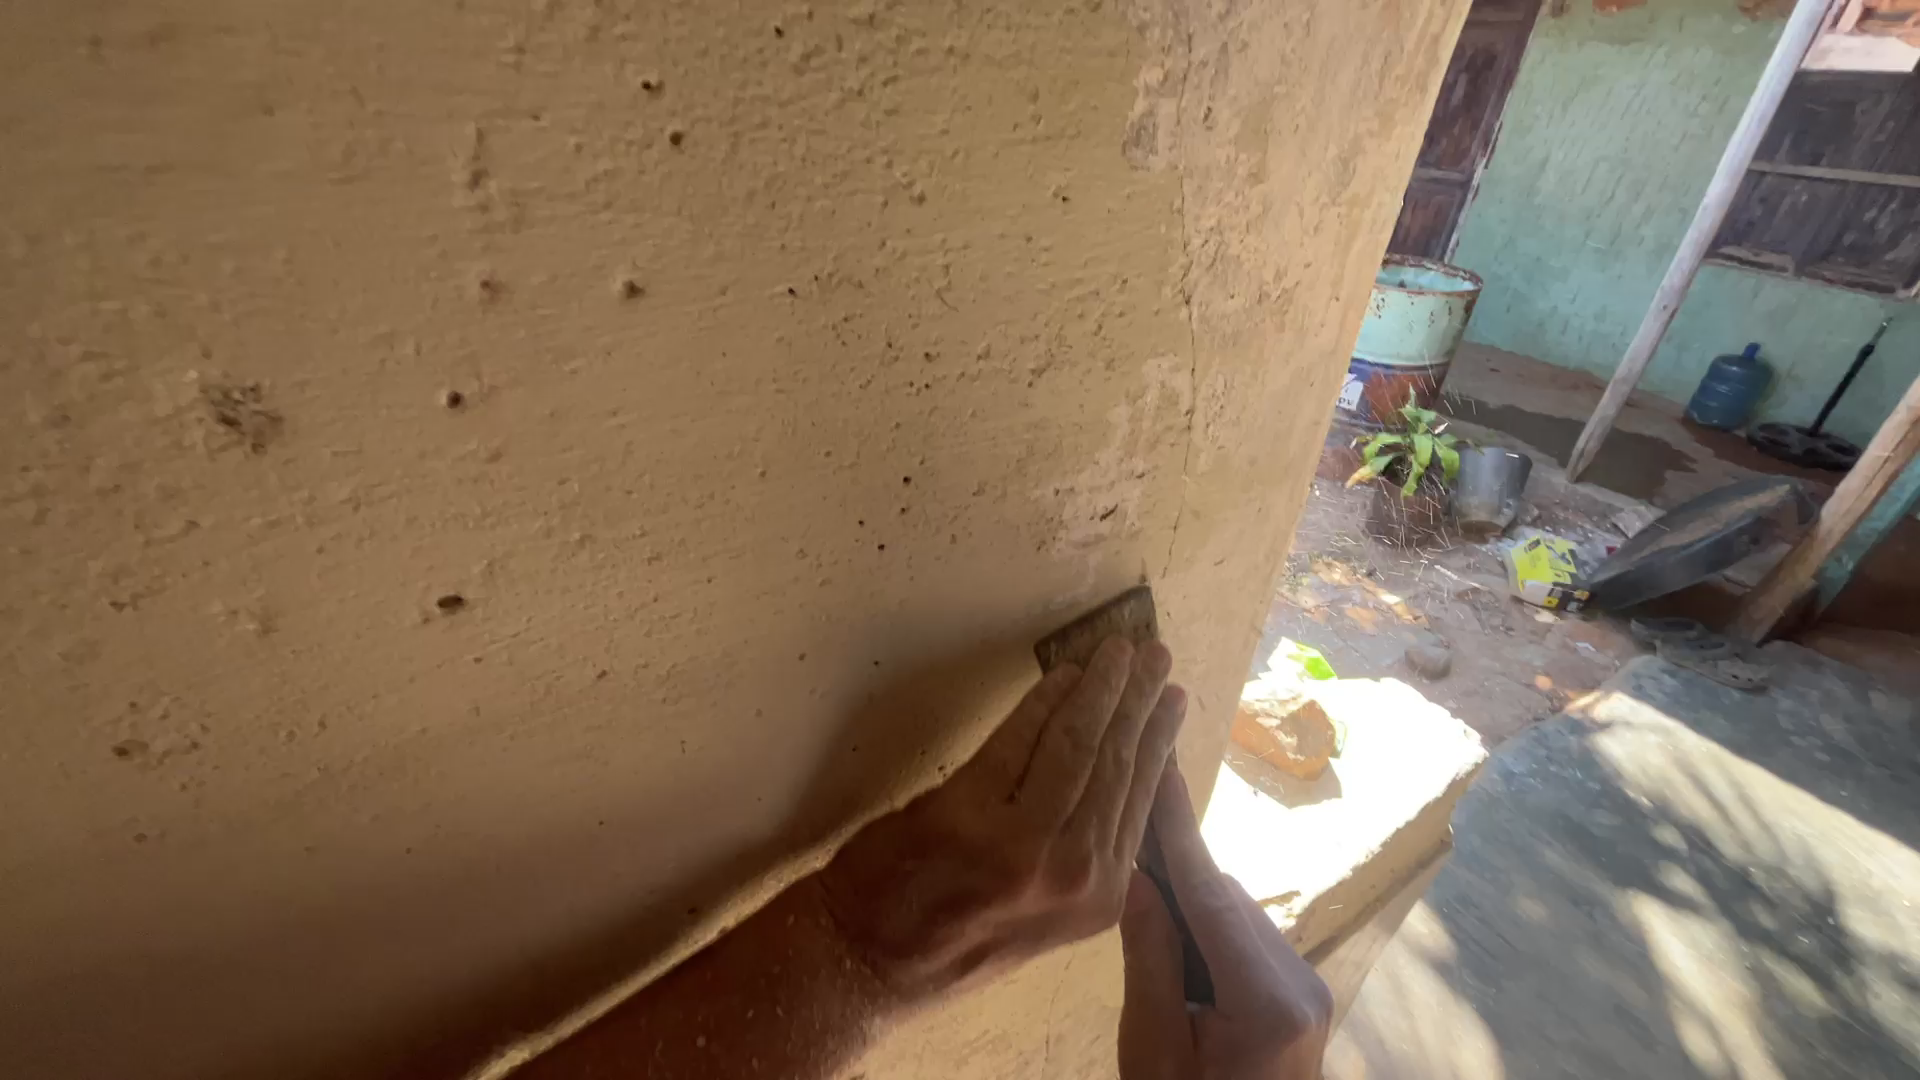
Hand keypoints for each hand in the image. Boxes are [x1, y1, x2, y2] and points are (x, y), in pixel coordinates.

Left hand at [817, 637, 1187, 1007]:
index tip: (1171, 699)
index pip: (1142, 799)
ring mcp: (1024, 843)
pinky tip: (1062, 674)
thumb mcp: (1044, 908)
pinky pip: (1019, 738)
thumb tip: (1111, 771)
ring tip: (1119, 650)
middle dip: (1139, 700)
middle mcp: (1076, 872)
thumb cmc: (958, 931)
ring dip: (1101, 687)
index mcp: (1099, 898)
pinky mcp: (970, 813)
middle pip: (1118, 763)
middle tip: (1155, 654)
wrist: (871, 960)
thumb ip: (1081, 850)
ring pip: (1078, 744)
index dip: (1159, 740)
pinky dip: (1042, 699)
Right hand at [1119, 763, 1332, 1079]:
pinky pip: (1246, 936)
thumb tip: (1134, 873)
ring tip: (1145, 911)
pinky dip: (1209, 929)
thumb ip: (1148, 952)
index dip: (1178, 823)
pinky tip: (1178, 950)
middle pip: (1222, 896)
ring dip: (1190, 904)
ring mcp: (1309, 986)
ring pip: (1234, 912)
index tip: (1161, 764)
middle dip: (1174, 872)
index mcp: (1266, 997)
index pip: (1208, 888)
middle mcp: (1301, 978)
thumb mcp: (1152, 1046)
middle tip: (1124, 848)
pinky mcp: (1303, 995)